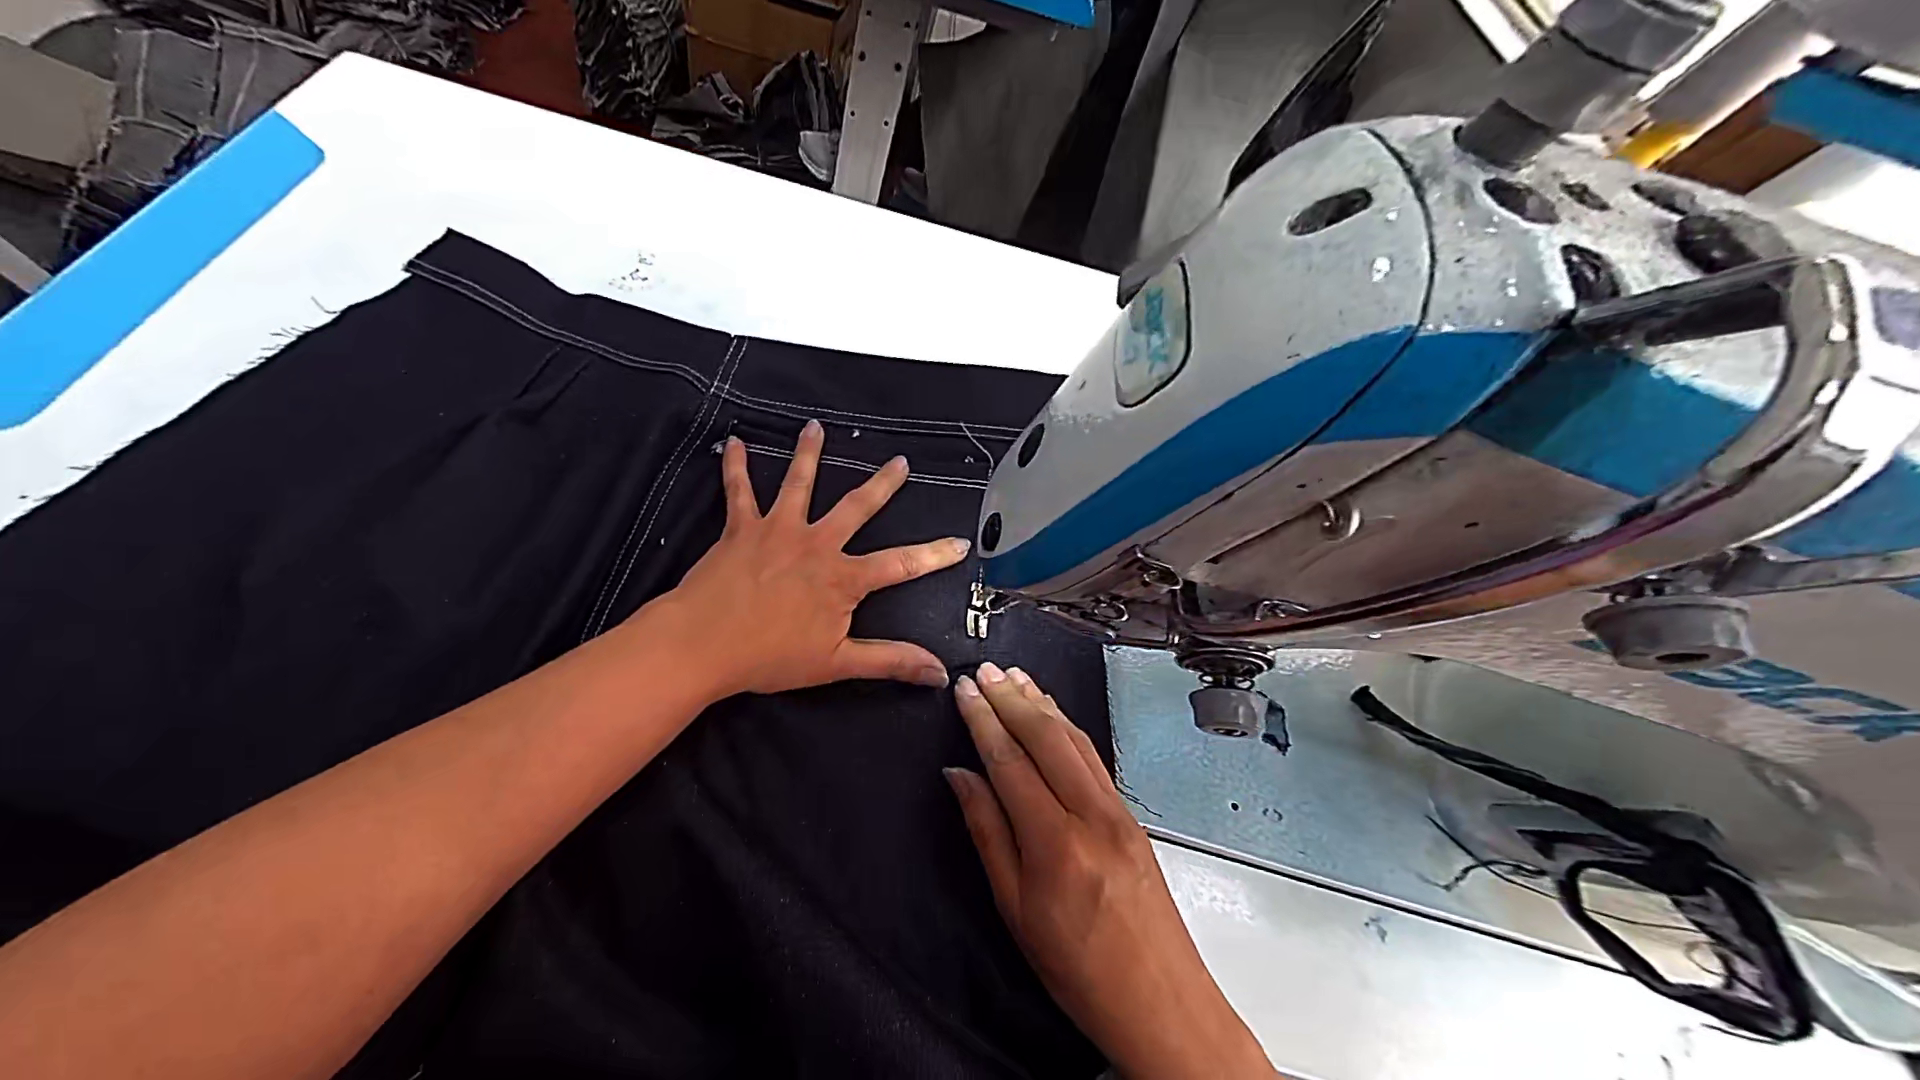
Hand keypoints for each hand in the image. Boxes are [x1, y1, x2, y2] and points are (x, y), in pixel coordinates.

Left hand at [638, 419, 968, 698]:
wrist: (702, 644)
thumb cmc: (769, 655)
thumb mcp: (838, 663)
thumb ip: (890, 661)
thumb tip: (938, 673)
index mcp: (842, 577)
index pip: (902, 564)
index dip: (935, 554)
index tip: (960, 543)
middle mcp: (815, 544)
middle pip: (857, 507)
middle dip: (883, 485)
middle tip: (900, 463)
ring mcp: (777, 530)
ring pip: (799, 483)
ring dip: (809, 454)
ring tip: (816, 428)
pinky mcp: (741, 529)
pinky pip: (738, 491)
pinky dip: (736, 466)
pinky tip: (735, 442)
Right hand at [946, 663, 1277, 1079]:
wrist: (1161, 1003)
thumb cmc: (1084, 971)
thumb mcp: (1015, 910)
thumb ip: (987, 833)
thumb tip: (961, 779)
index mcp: (1056, 844)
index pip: (1010, 761)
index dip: (982, 721)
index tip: (966, 693)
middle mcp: (1092, 817)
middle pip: (1044, 737)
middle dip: (1010, 698)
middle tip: (985, 672)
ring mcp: (1118, 812)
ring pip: (1074, 740)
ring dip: (1041, 703)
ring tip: (1015, 678)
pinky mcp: (1132, 816)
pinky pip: (1094, 757)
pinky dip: (1068, 727)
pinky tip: (1054, 715)